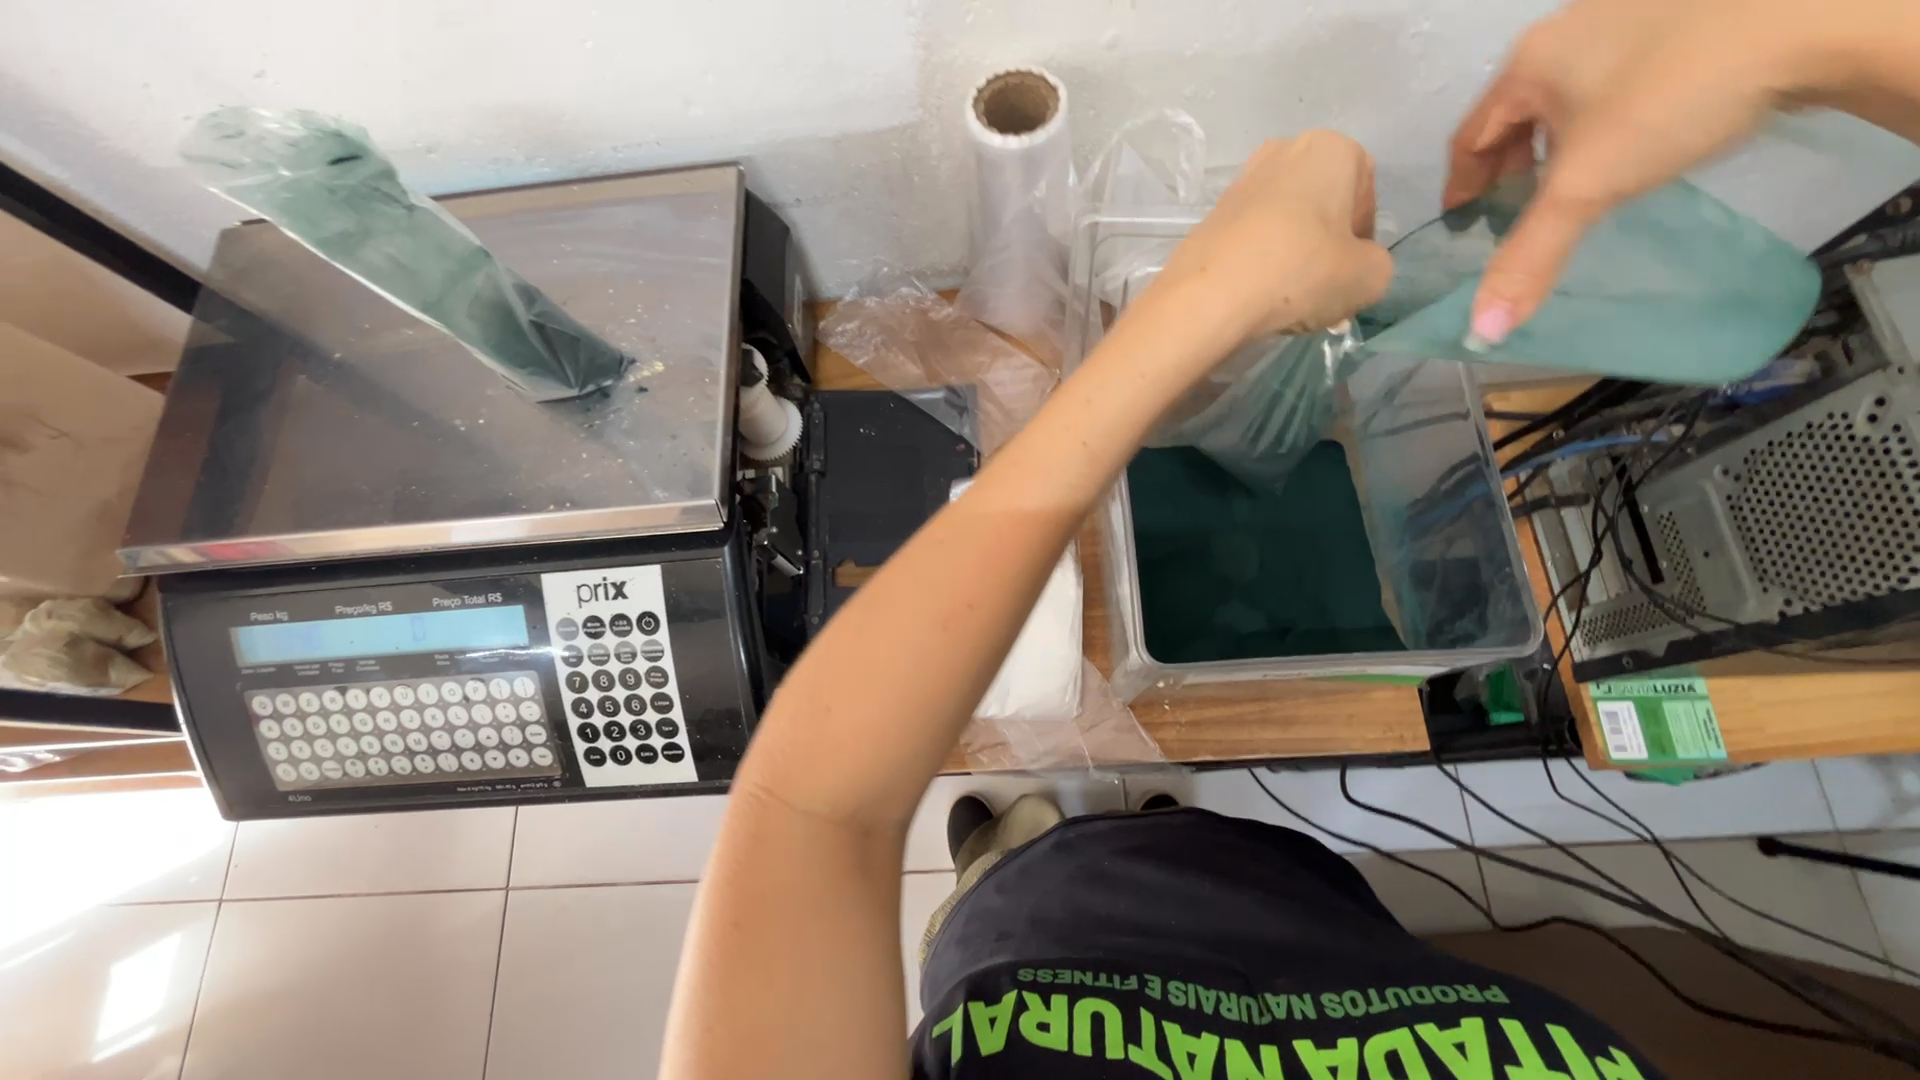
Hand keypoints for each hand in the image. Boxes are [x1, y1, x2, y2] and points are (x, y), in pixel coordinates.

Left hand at [1151, 131, 1391, 344]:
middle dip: (1325, 245)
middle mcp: (1282, 152)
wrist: (1209, 296)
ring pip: (1283, 224)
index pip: (1365, 190)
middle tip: (1323, 288)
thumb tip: (1356, 268)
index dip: (1363, 235)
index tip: (1352, 269)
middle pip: (1320, 205)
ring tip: (1290, 301)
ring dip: (1292, 257)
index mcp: (1330, 148)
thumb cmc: (1301, 271)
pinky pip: (1250, 240)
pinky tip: (1258, 298)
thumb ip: (1375, 264)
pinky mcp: (1209, 218)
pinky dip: (1259, 264)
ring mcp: (1239, 184)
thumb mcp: (1369, 276)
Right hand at [1447, 0, 1906, 346]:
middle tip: (1514, 215)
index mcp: (1529, 62)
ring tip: (1571, 186)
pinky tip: (1631, 144)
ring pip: (1565, 98)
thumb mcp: (1588, 187)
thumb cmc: (1675, 96)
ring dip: (1556, 146)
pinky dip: (1605, 120)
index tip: (1466, 227)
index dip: (1461, 188)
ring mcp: (1628, 16)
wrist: (1824, 16)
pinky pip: (1616, 81)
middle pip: (1513, 117)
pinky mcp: (1683, 17)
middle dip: (1508, 170)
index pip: (1469, 137)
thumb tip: (1481, 332)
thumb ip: (1528, 258)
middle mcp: (1567, 30)